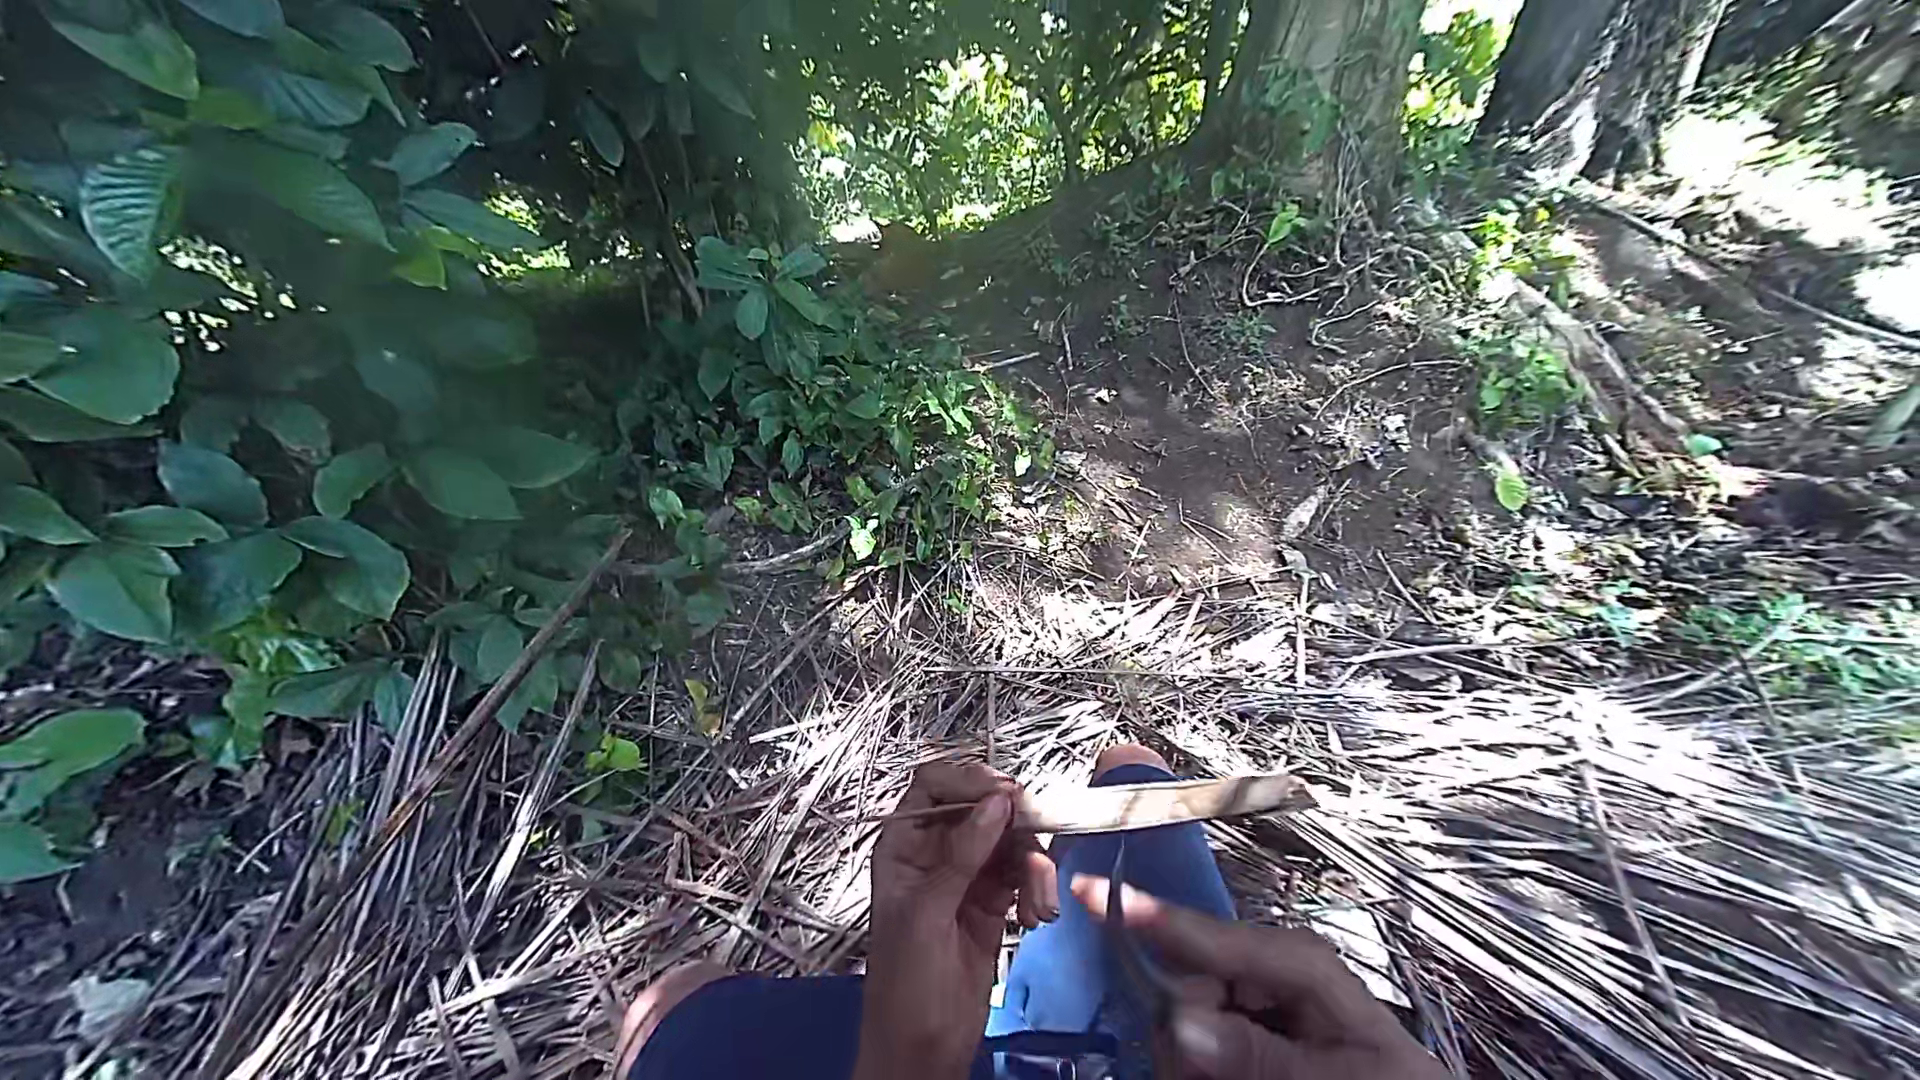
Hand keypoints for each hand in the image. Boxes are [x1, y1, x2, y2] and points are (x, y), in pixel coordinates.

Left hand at [854, 763, 1058, 1079]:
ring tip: (1038, 902)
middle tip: (1033, 834)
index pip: (934, 785)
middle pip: (980, 806)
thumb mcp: (927, 912)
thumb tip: (997, 801)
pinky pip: (1022, 871)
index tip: (1003, 791)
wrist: (922, 1054)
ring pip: (1008, 838)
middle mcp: (937, 848)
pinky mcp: (994, 897)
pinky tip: (1036, 915)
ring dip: (1031, 863)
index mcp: (905, 842)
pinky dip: (1036, 886)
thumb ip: (963, 854)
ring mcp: (968, 872)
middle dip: (1011, 820)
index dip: (967, 780)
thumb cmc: (905, 984)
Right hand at [1073, 876, 1448, 1079]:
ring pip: (1181, 1011)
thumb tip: (1178, 1019)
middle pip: (1184, 979)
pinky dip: (1194, 1056)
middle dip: (1181, 1026)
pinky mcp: (1238, 1016)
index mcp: (1292, 958)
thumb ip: (1259, 1054)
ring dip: (1190, 1054)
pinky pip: (1194, 1030)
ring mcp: (1247, 990)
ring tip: (1236, 1073)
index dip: (1144, 912)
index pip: (1205, 933)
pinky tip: (1227, 1068)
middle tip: (1208, 1070)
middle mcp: (1260, 963)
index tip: (1087, 891)